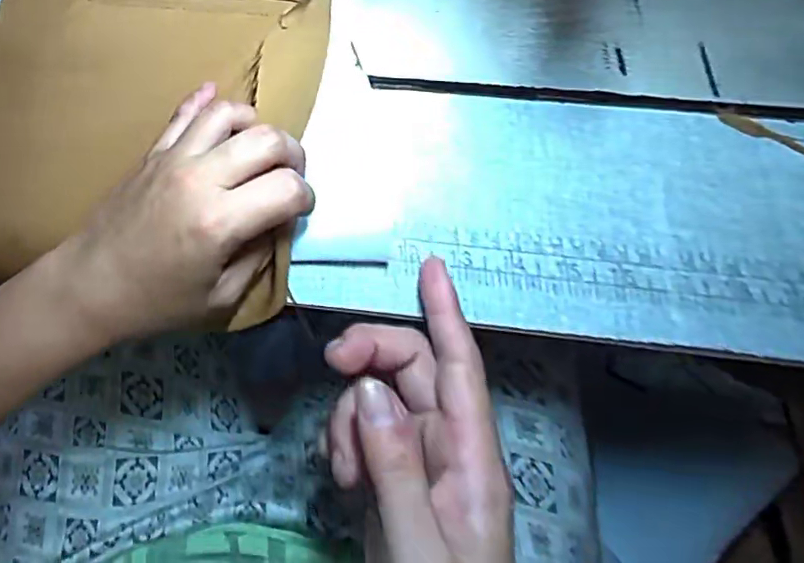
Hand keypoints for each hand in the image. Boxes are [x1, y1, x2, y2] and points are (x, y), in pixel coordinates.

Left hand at [46, 83, 314, 342]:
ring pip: (226, 112)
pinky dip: (206, 101)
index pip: (287, 187)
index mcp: (219, 221)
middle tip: (290, 175)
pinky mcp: (154, 150)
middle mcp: (199, 178)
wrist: (92, 281)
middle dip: (293, 154)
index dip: (305, 197)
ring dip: (254, 124)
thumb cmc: (157, 300)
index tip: (299, 210)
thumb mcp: (222, 297)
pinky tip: (217, 101)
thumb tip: (282, 217)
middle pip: (266, 139)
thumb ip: (260, 254)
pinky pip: (184, 113)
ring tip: (257, 148)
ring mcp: (173, 157)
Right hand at [325, 257, 511, 562]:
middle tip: (330, 364)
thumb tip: (370, 388)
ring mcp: (420, 462)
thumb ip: (395, 467)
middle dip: (368, 357)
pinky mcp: (392, 476)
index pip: (460, 369)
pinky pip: (362, 428)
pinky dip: (343, 439)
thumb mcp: (418, 548)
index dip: (447, 314)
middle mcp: (448, 448)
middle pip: (408, 369)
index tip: (433, 268)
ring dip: (349, 417)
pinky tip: (343, 477)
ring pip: (377, 396)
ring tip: (344, 470)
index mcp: (473, 461)